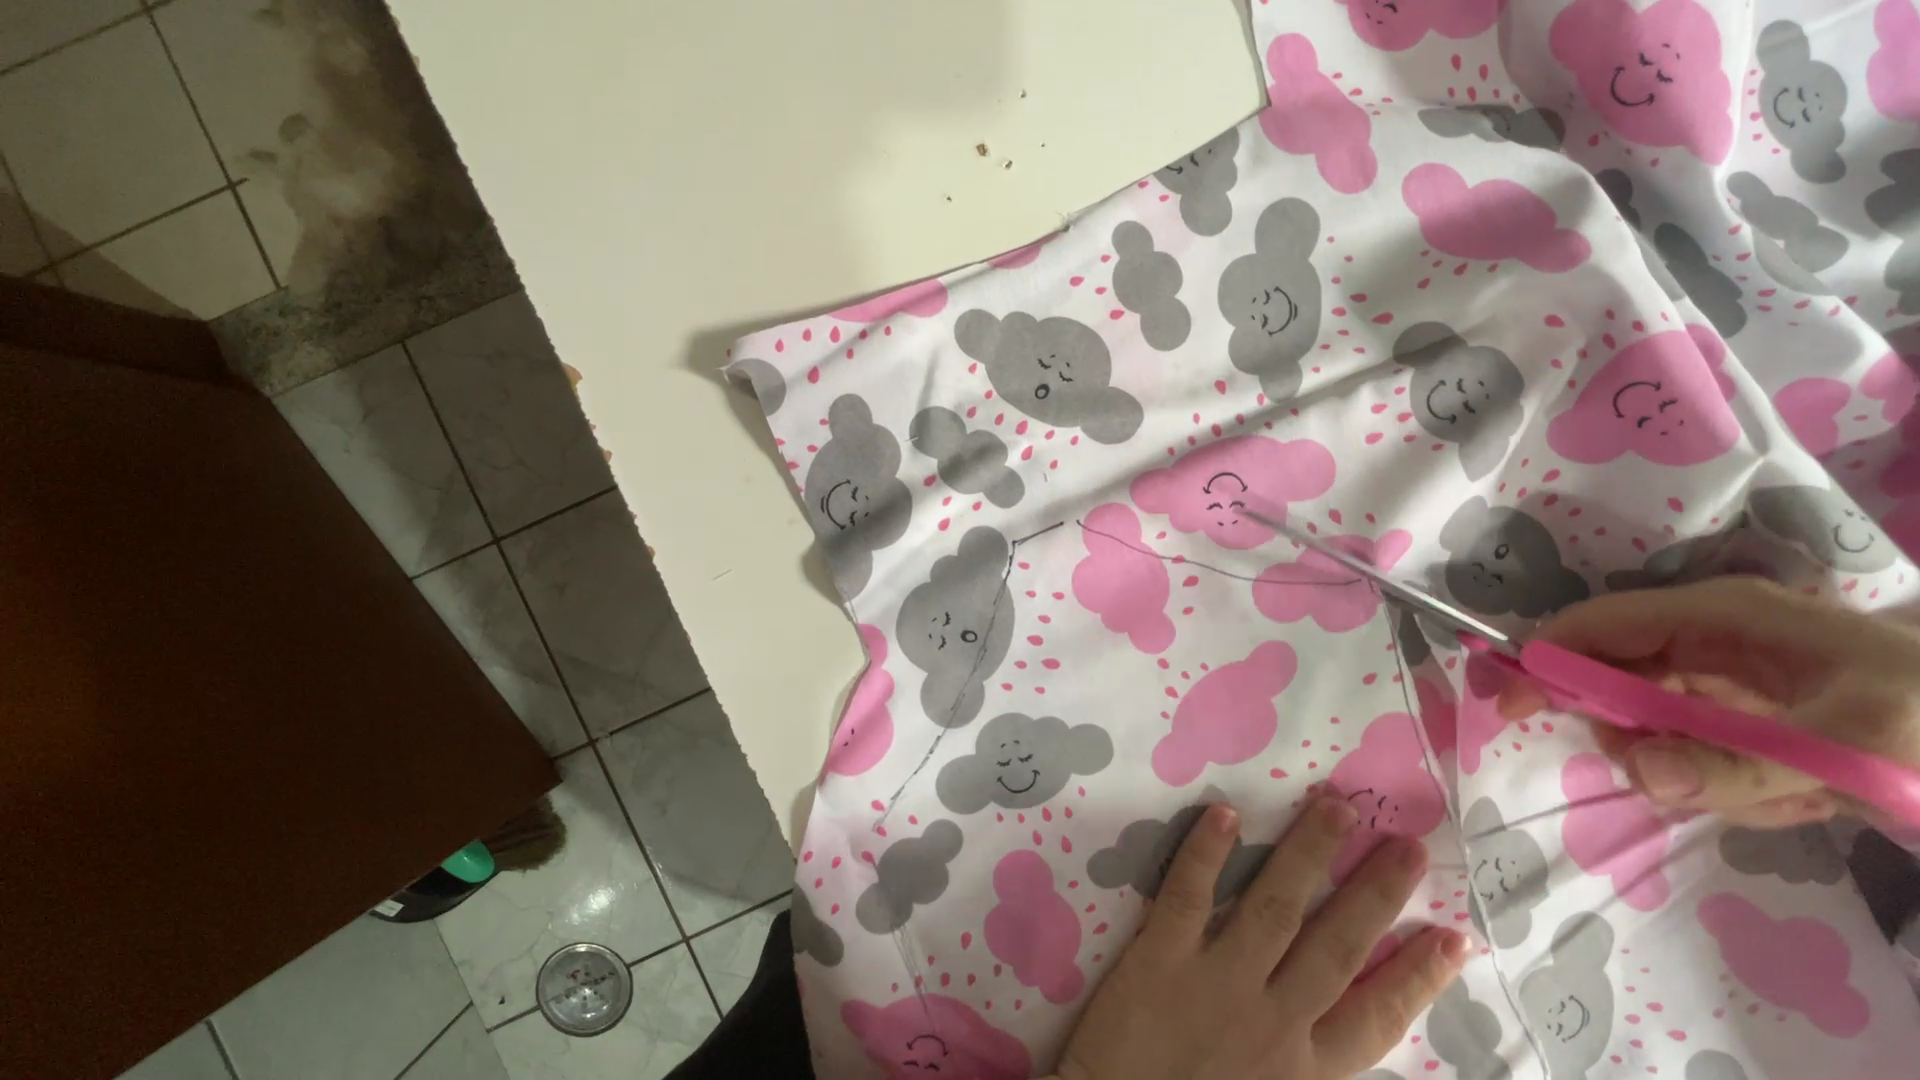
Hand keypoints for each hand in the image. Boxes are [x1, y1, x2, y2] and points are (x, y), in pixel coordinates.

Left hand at [1050, 798, 1467, 1079]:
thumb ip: (1311, 1063)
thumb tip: (1352, 1017)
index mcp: (1307, 1067)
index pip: (1378, 1015)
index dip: (1419, 976)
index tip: (1455, 935)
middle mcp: (1273, 1019)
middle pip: (1336, 946)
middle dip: (1377, 894)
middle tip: (1411, 844)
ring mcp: (1217, 983)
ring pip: (1275, 907)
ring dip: (1308, 854)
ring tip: (1338, 806)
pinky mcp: (1158, 959)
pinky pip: (1187, 896)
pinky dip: (1207, 853)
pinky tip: (1227, 813)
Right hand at [1502, 576, 1919, 827]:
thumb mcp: (1851, 749)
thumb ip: (1737, 766)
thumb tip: (1634, 772)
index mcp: (1718, 616)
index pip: (1596, 625)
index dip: (1543, 659)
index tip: (1509, 708)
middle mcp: (1709, 638)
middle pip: (1612, 677)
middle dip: (1629, 734)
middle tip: (1660, 776)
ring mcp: (1728, 677)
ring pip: (1651, 723)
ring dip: (1691, 770)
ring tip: (1773, 799)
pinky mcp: (1747, 713)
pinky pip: (1693, 749)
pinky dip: (1724, 784)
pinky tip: (1792, 799)